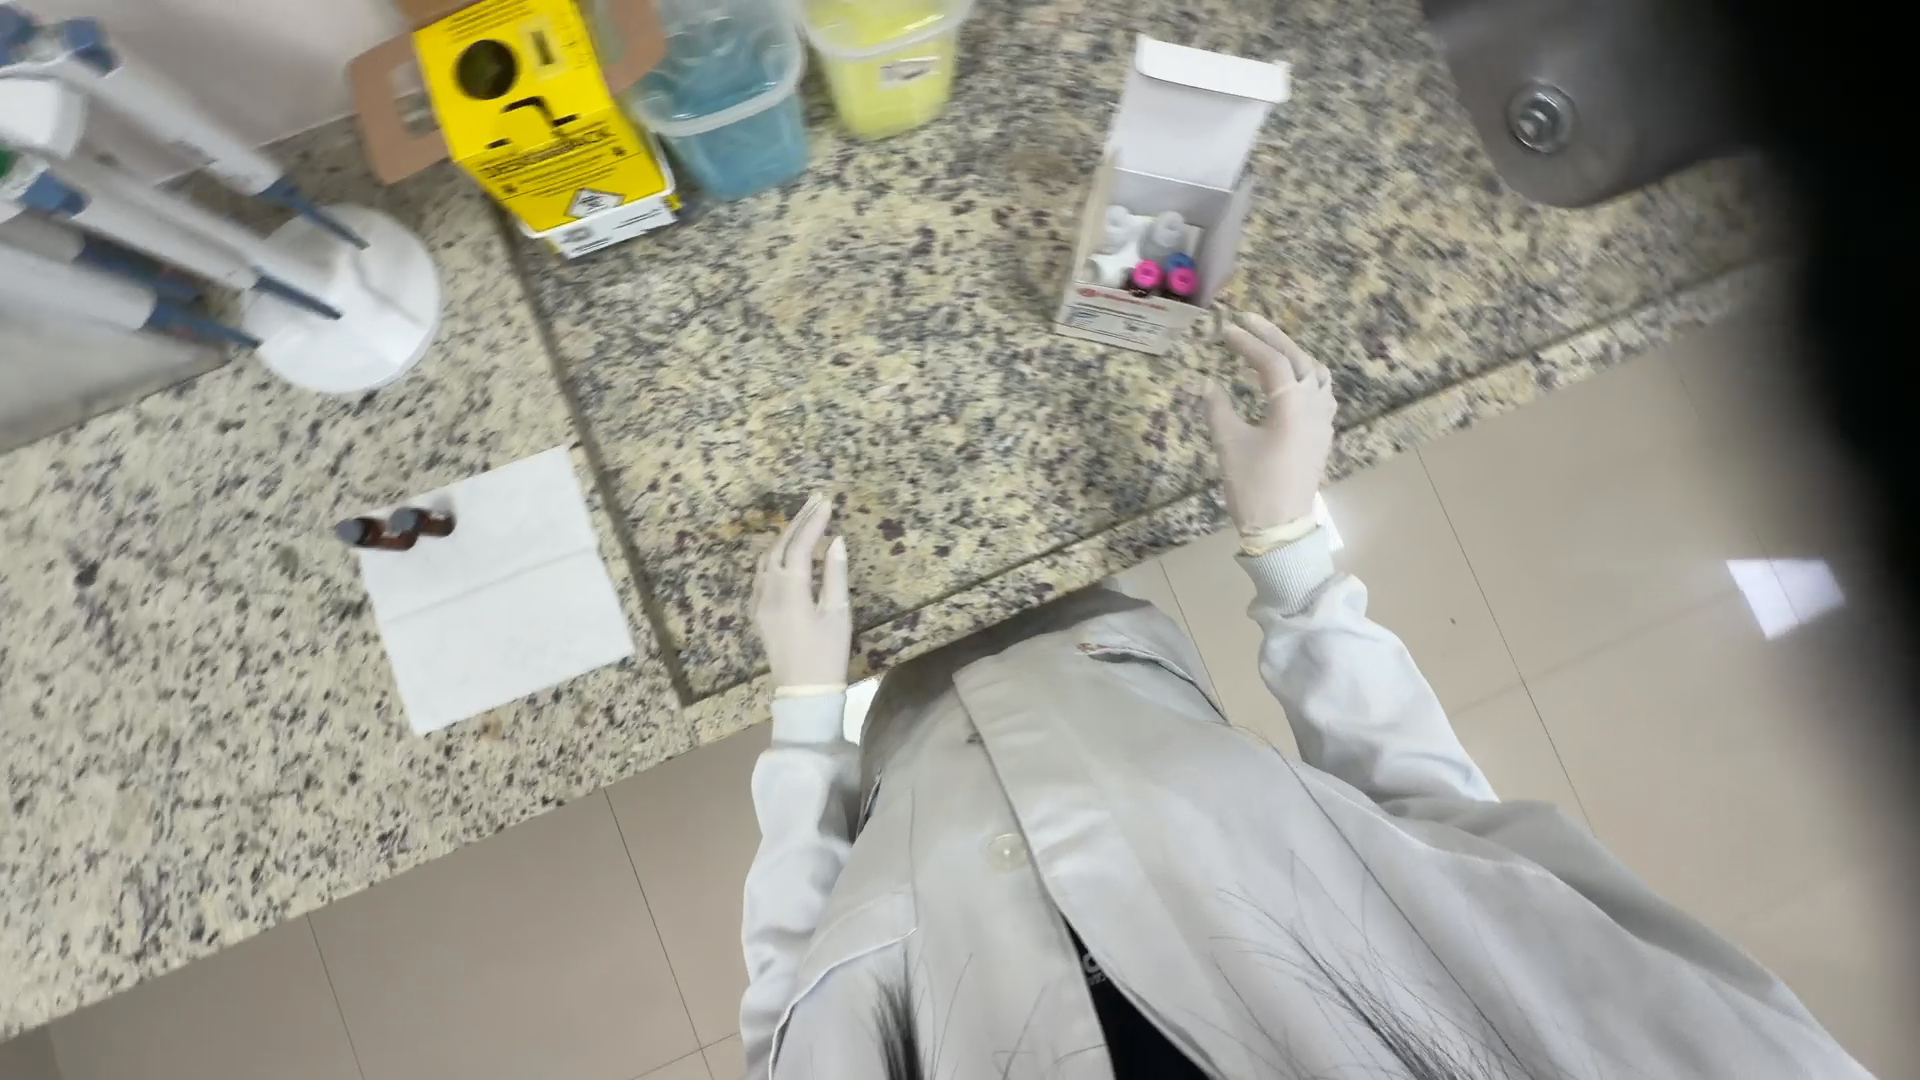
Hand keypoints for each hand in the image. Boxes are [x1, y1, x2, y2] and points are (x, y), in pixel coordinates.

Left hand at [751, 493, 850, 692]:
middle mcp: (769, 591)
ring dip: (785, 536)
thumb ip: (835, 574)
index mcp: (790, 590)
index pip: (800, 546)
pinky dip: (775, 555)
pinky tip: (786, 551)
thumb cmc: (827, 653)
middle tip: (815, 500)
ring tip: (804, 520)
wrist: (803, 691)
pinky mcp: (759, 612)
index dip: (814, 522)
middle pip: (781, 547)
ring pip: (767, 559)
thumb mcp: (837, 612)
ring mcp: (760, 602)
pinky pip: (762, 574)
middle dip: (799, 521)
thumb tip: (836, 541)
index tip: (827, 502)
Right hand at [1202, 312, 1336, 539]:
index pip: (1271, 361)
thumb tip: (1207, 383)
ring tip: (1269, 346)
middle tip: (1247, 322)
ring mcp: (1323, 421)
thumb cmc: (1252, 486)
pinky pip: (1321, 393)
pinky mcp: (1322, 434)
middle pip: (1298, 358)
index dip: (1247, 342)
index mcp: (1292, 406)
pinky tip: (1289, 380)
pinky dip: (1305, 376)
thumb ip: (1217, 409)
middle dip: (1272, 336)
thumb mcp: (1228, 444)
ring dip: (1294, 354)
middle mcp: (1314, 406)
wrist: (1279, 526)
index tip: (1225, 330)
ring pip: (1316, 373)